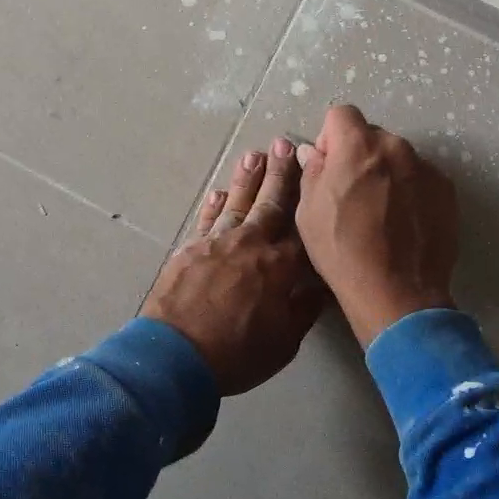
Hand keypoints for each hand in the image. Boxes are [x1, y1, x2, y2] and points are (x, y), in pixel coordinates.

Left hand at [141, 138, 325, 395]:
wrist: (176, 354)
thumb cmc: (237, 353)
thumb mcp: (284, 342)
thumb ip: (303, 310)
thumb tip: (321, 287)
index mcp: (281, 266)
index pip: (304, 228)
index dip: (311, 201)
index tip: (318, 175)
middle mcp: (252, 244)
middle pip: (271, 203)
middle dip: (280, 174)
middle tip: (284, 144)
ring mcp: (218, 243)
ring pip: (238, 203)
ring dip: (247, 179)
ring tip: (254, 155)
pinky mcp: (190, 249)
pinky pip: (207, 219)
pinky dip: (215, 205)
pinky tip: (219, 193)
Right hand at [294, 105, 458, 345]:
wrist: (397, 291)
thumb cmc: (342, 250)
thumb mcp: (308, 211)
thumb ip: (312, 171)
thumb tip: (315, 153)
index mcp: (359, 145)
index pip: (341, 113)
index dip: (330, 137)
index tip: (328, 167)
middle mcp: (396, 147)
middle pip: (372, 137)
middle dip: (360, 155)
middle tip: (352, 194)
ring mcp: (426, 168)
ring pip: (398, 159)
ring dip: (387, 174)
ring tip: (380, 214)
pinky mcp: (447, 191)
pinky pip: (421, 180)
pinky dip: (410, 192)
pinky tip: (402, 225)